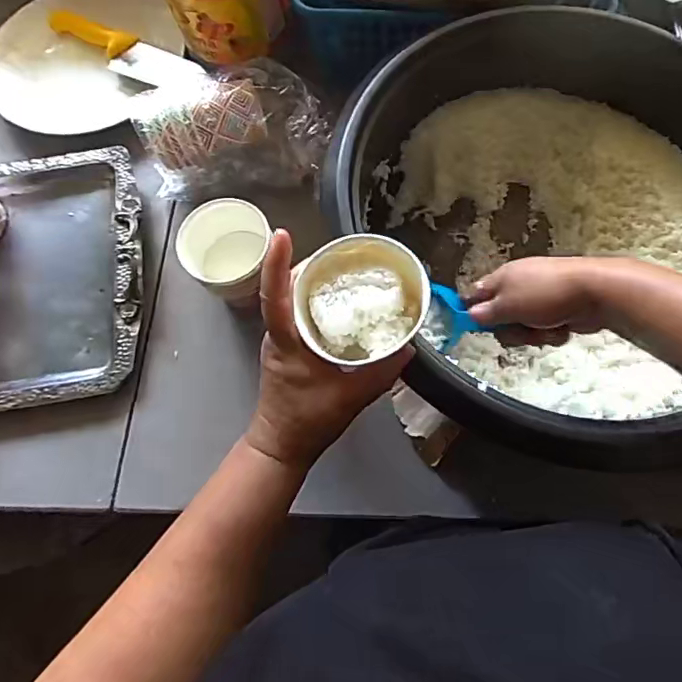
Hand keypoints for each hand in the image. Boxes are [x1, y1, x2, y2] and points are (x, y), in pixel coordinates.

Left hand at [246, 230, 412, 469]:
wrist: (280, 447)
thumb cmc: (306, 422)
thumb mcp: (350, 397)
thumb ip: (381, 373)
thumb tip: (407, 347)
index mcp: (286, 341)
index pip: (274, 296)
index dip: (276, 263)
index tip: (282, 234)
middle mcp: (279, 334)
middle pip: (285, 286)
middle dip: (308, 262)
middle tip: (339, 249)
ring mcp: (281, 339)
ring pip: (291, 297)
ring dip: (312, 278)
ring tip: (343, 267)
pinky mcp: (288, 346)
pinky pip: (299, 311)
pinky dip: (316, 298)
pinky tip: (341, 300)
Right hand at [464, 255, 617, 333]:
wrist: (594, 291)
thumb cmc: (546, 294)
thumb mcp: (508, 306)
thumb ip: (486, 313)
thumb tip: (469, 314)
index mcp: (502, 278)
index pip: (476, 295)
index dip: (473, 312)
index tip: (478, 327)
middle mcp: (518, 286)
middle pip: (500, 318)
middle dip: (511, 329)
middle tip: (521, 329)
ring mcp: (539, 299)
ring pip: (523, 327)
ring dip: (533, 334)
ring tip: (546, 329)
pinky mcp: (557, 311)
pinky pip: (543, 329)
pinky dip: (551, 333)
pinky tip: (561, 329)